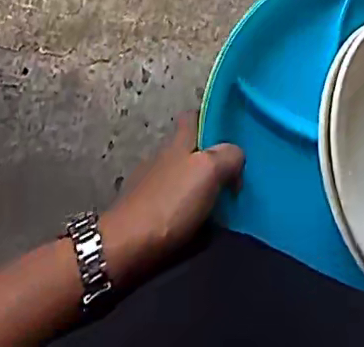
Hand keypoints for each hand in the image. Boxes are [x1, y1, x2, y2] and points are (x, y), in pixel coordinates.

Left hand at [101, 113, 243, 287]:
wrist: (126, 246)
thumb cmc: (170, 203)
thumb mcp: (208, 171)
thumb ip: (228, 156)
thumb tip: (237, 156)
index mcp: (178, 141)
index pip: (193, 116)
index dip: (210, 120)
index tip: (230, 137)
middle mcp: (164, 156)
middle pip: (191, 148)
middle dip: (210, 158)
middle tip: (234, 178)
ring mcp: (151, 183)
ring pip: (183, 175)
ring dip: (200, 186)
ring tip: (222, 205)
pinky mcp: (145, 210)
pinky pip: (174, 201)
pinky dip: (187, 207)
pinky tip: (199, 223)